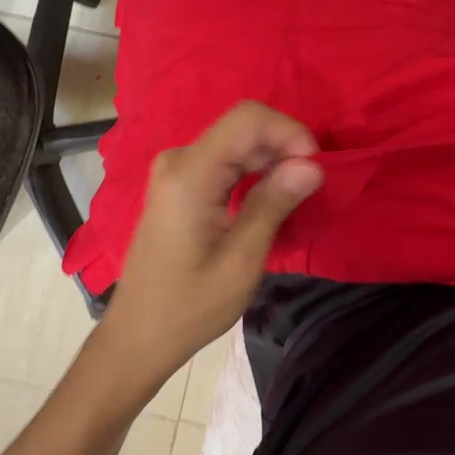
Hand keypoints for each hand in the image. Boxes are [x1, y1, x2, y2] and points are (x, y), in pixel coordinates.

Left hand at [105, 101, 323, 377]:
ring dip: (274, 162)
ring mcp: (176, 172)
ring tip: (296, 199)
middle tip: (311, 190)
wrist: (139, 336)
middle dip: (286, 148)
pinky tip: (271, 203)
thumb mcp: (242, 260)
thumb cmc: (190, 306)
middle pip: (244, 128)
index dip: (290, 132)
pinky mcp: (180, 185)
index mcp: (190, 174)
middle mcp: (179, 161)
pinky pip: (226, 162)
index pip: (248, 119)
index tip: (315, 169)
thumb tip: (313, 164)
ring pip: (239, 144)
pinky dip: (255, 173)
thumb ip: (275, 204)